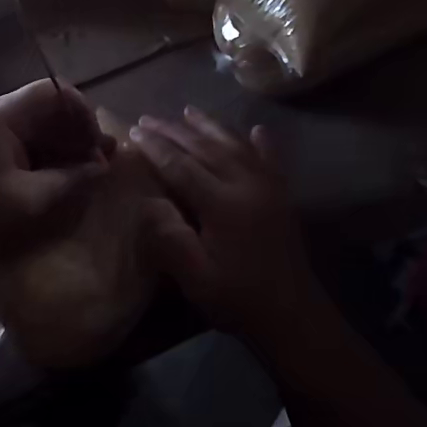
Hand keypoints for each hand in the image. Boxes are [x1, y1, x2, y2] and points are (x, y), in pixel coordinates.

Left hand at [0, 79, 110, 260]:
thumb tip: (102, 167)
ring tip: (82, 172)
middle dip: (76, 132)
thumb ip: (71, 180)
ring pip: (34, 125)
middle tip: (99, 162)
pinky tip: (54, 176)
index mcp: (1, 115)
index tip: (99, 144)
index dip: (84, 112)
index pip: (54, 92)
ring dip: (60, 145)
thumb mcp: (29, 200)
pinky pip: (18, 139)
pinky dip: (41, 153)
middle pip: (45, 108)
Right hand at [130, 108, 322, 337]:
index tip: (134, 130)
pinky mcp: (283, 197)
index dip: (155, 147)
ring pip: (236, 146)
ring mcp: (269, 188)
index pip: (181, 166)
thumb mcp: (195, 278)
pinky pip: (271, 160)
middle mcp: (247, 185)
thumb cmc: (238, 299)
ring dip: (211, 127)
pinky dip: (261, 143)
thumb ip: (170, 238)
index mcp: (222, 204)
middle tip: (149, 117)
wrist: (293, 315)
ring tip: (189, 111)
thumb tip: (149, 201)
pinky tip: (257, 130)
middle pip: (206, 148)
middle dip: (175, 131)